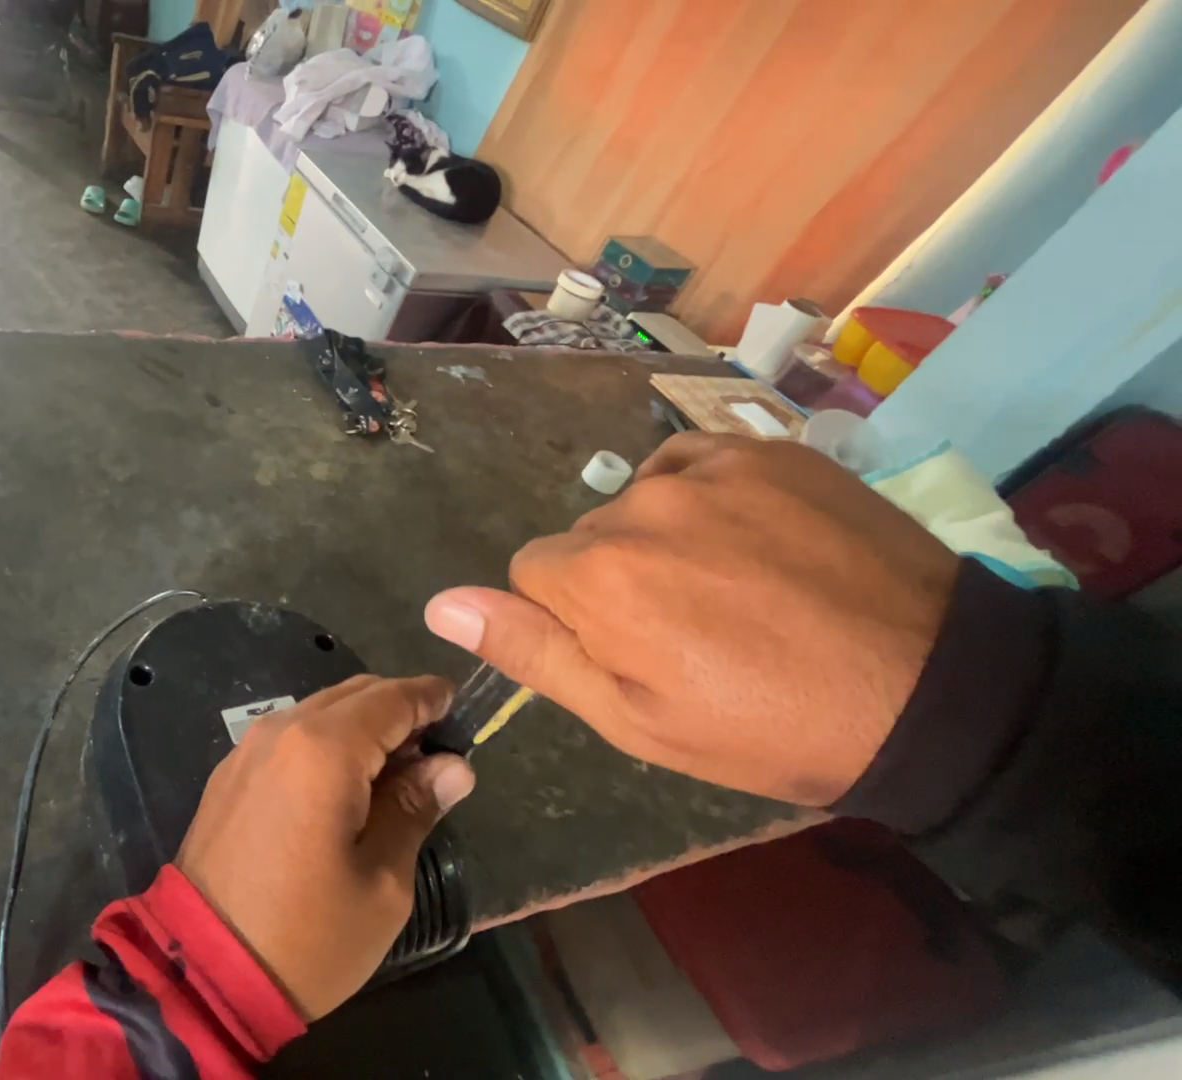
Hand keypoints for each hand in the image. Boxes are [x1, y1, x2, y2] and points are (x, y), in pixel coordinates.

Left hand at [175, 675, 474, 1020]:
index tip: (458, 703)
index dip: (428, 697)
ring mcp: (247, 750)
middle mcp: (281, 732)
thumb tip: (453, 766)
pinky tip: (344, 781)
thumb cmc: (309, 933)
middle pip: (352, 695)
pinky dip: (325, 741)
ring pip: (318, 711)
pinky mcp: (229, 774)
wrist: (203, 970)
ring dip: (360, 724)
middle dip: (397, 708)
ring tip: (396, 767)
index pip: (389, 700)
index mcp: (323, 750)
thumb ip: (415, 807)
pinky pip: (288, 736)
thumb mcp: (382, 881)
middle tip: (435, 746)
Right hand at [424, 434, 958, 806]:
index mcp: (593, 576)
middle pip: (583, 539)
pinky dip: (701, 496)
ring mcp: (704, 468)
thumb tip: (440, 605)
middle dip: (612, 580)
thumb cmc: (763, 726)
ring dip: (658, 539)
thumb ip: (529, 650)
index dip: (571, 620)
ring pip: (635, 502)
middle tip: (689, 631)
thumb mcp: (630, 716)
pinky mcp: (764, 448)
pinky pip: (691, 462)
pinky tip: (748, 536)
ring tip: (731, 587)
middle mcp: (634, 505)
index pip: (528, 576)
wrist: (936, 693)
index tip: (632, 652)